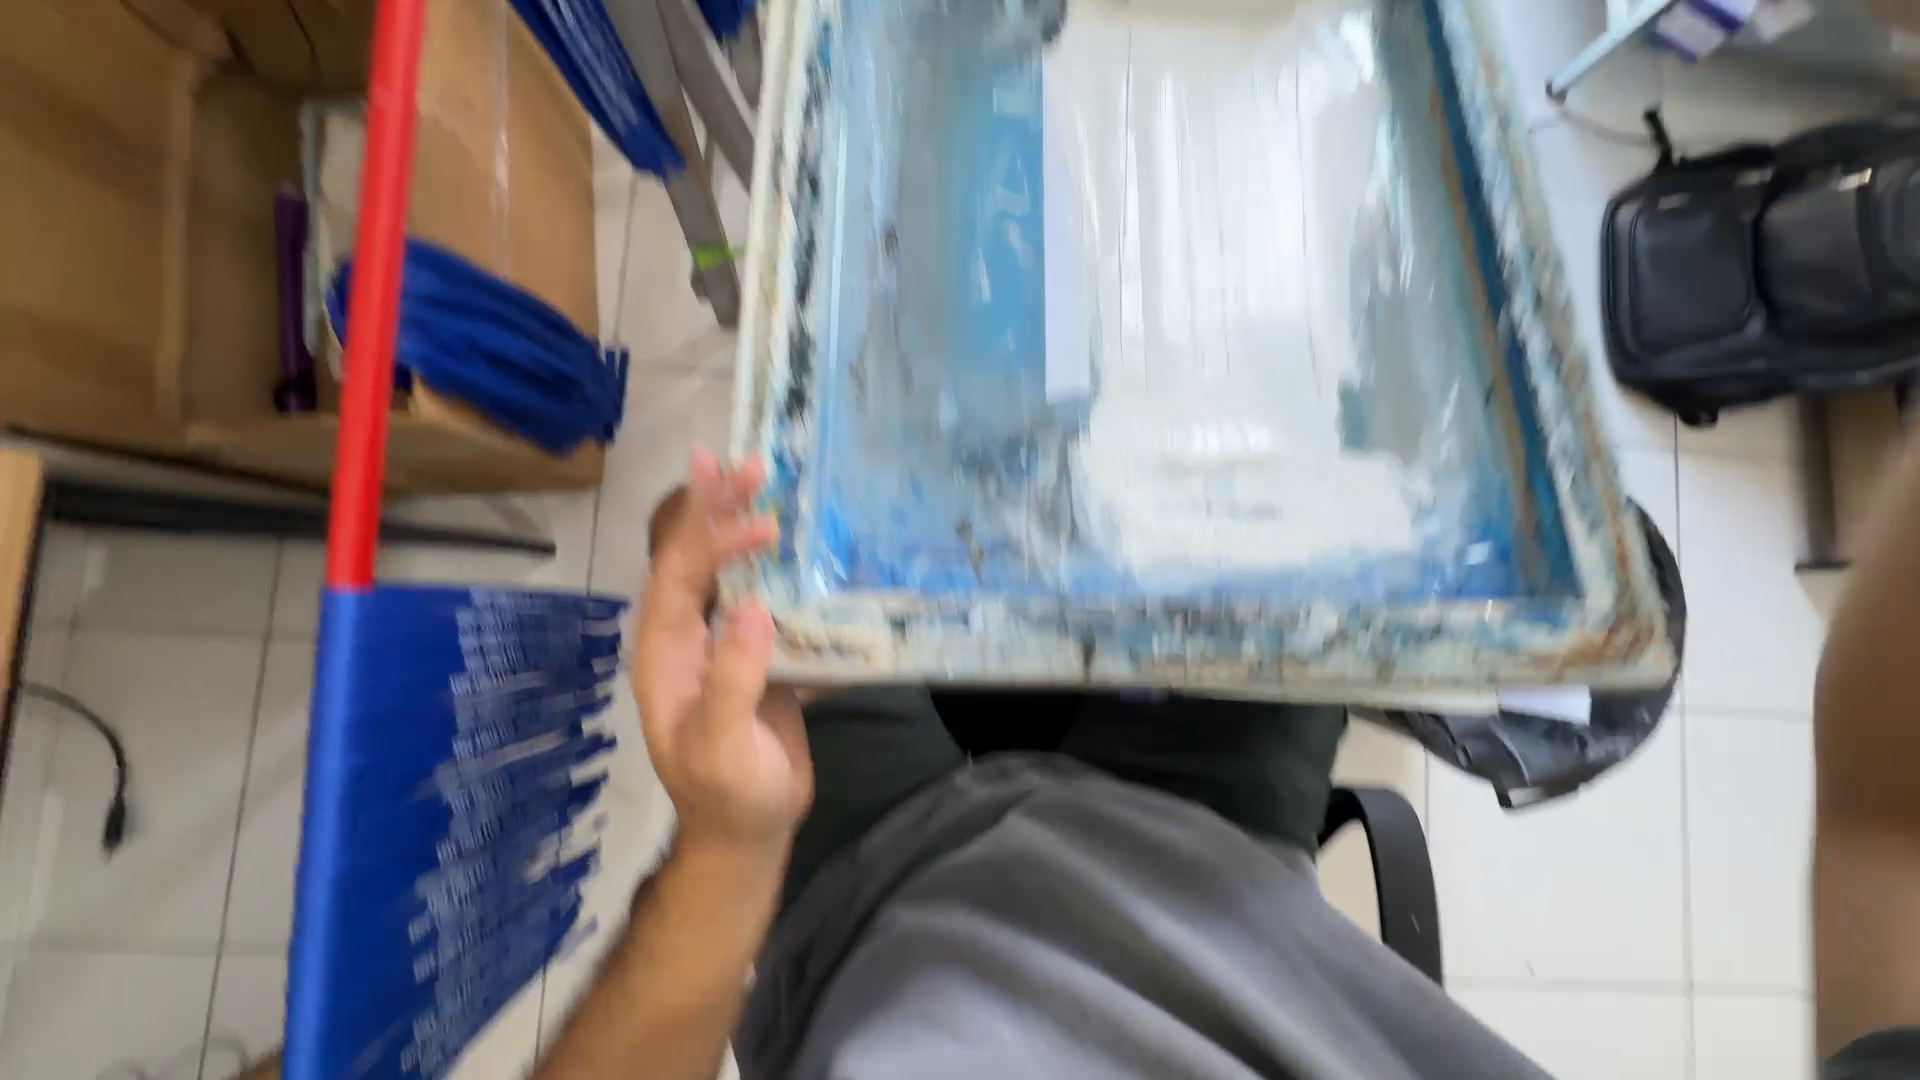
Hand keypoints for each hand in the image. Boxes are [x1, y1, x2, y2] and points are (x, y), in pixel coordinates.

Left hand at [633, 450, 812, 856]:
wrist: (751, 830)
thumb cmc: (727, 792)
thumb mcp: (721, 744)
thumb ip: (732, 678)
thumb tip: (753, 608)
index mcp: (666, 652)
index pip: (680, 577)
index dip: (712, 538)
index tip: (759, 517)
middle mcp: (690, 637)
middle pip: (698, 560)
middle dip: (718, 510)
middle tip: (748, 462)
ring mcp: (725, 644)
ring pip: (733, 573)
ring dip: (750, 531)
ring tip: (773, 487)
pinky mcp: (758, 655)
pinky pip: (769, 600)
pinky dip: (785, 571)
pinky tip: (807, 548)